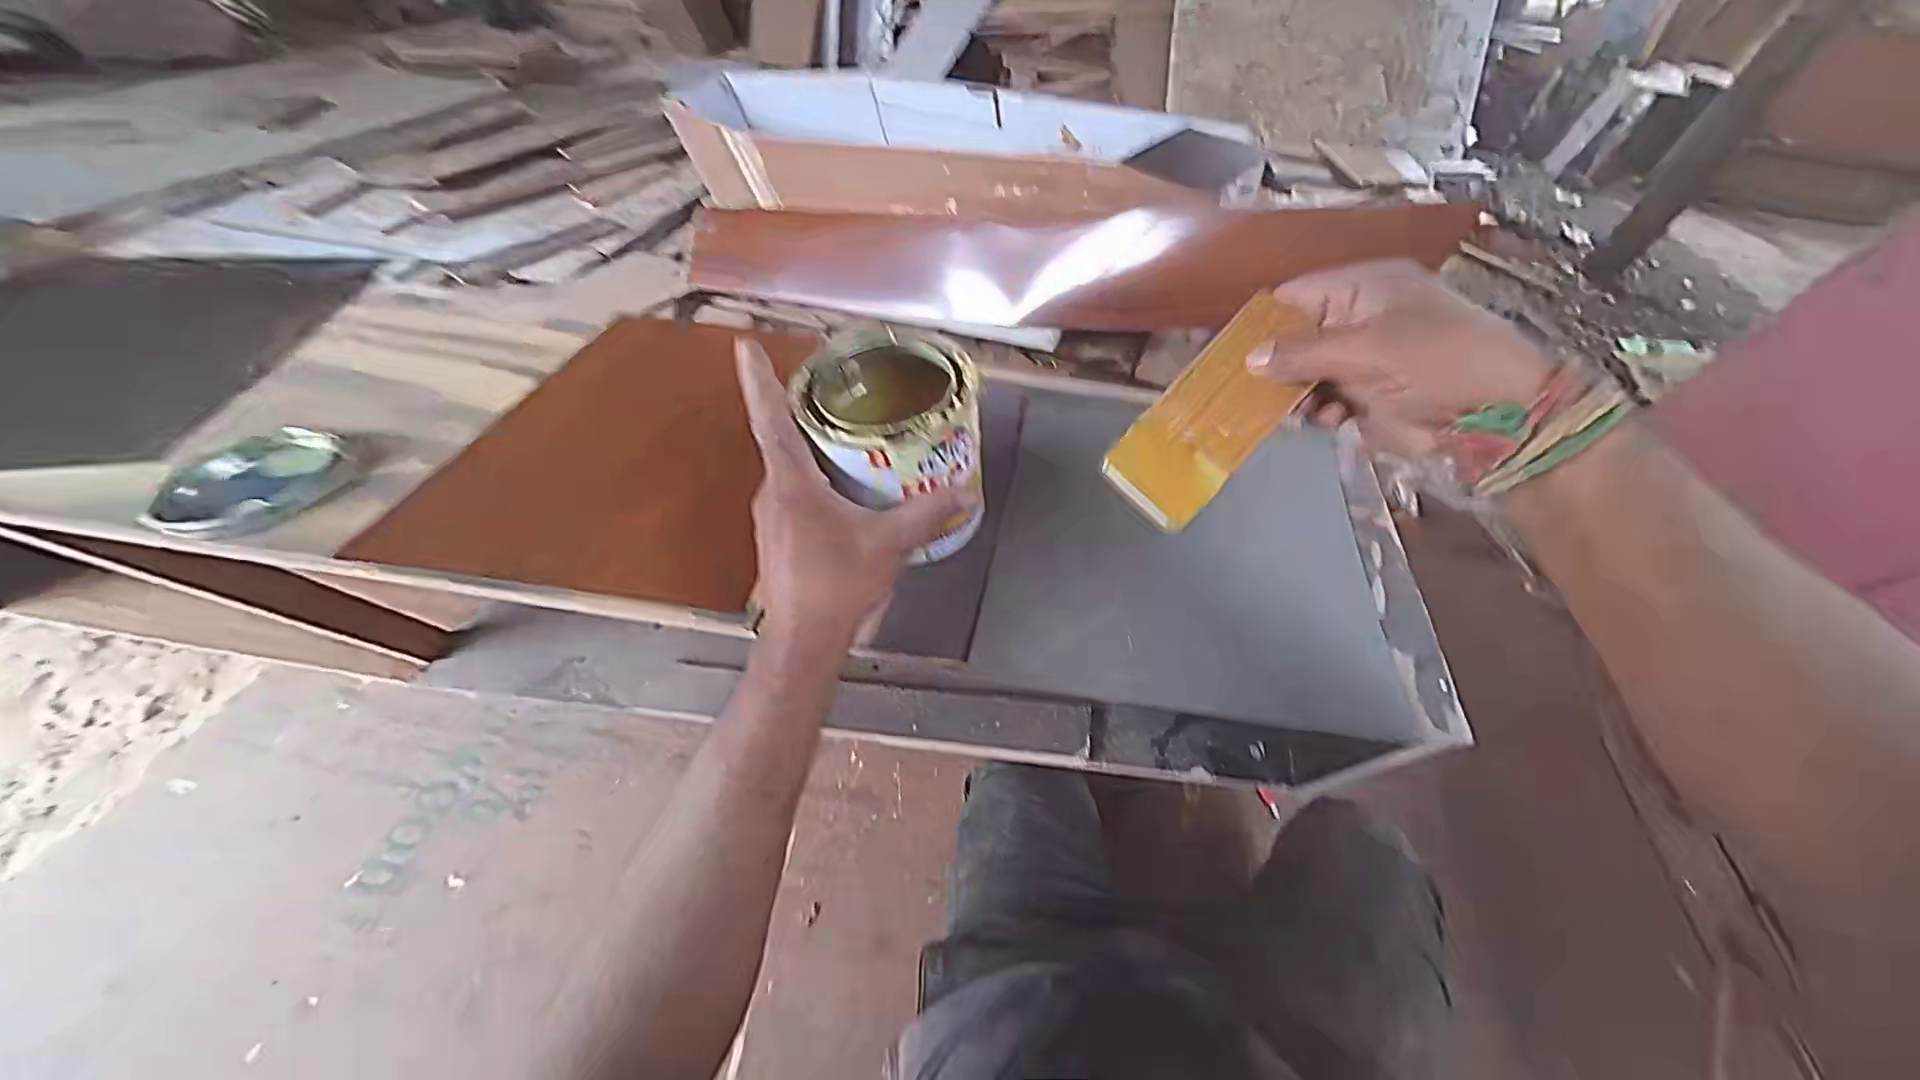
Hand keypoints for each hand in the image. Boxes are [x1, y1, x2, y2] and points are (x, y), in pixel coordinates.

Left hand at [735, 338, 973, 646]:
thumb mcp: (889, 544)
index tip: (745, 347)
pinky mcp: (782, 538)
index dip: (758, 380)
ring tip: (851, 439)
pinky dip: (821, 485)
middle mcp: (773, 495)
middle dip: (806, 414)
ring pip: (794, 472)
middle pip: (785, 440)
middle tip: (835, 394)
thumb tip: (961, 493)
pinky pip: (799, 497)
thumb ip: (926, 514)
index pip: (770, 419)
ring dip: (817, 453)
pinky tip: (851, 493)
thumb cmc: (835, 587)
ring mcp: (773, 518)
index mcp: (790, 484)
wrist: (805, 640)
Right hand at [1248, 260, 1551, 458]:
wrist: (1496, 414)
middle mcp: (1356, 320)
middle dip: (1272, 365)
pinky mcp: (1362, 394)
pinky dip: (1316, 411)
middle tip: (1249, 389)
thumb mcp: (1368, 348)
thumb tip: (1250, 358)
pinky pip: (1319, 400)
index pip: (1294, 296)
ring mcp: (1359, 359)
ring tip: (1300, 410)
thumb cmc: (1438, 361)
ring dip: (1293, 394)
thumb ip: (1303, 352)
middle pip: (1292, 339)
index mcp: (1362, 289)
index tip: (1227, 349)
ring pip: (1300, 375)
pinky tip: (1330, 419)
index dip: (1259, 321)